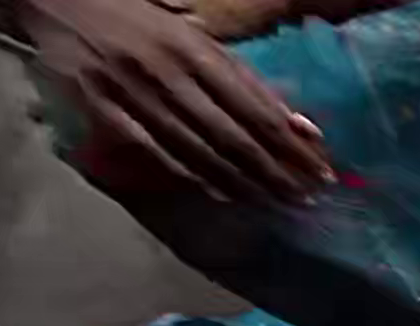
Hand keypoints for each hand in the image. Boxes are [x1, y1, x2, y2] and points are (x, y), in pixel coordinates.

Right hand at [20, 0, 332, 202]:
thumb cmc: (146, 26)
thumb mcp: (205, 46)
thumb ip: (257, 89)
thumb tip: (310, 132)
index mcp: (196, 55)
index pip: (260, 116)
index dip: (296, 152)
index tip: (324, 177)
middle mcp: (164, 72)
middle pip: (234, 140)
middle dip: (276, 176)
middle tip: (305, 201)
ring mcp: (127, 89)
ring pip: (199, 151)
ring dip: (244, 185)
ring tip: (275, 205)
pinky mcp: (96, 102)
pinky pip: (154, 150)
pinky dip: (193, 176)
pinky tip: (224, 195)